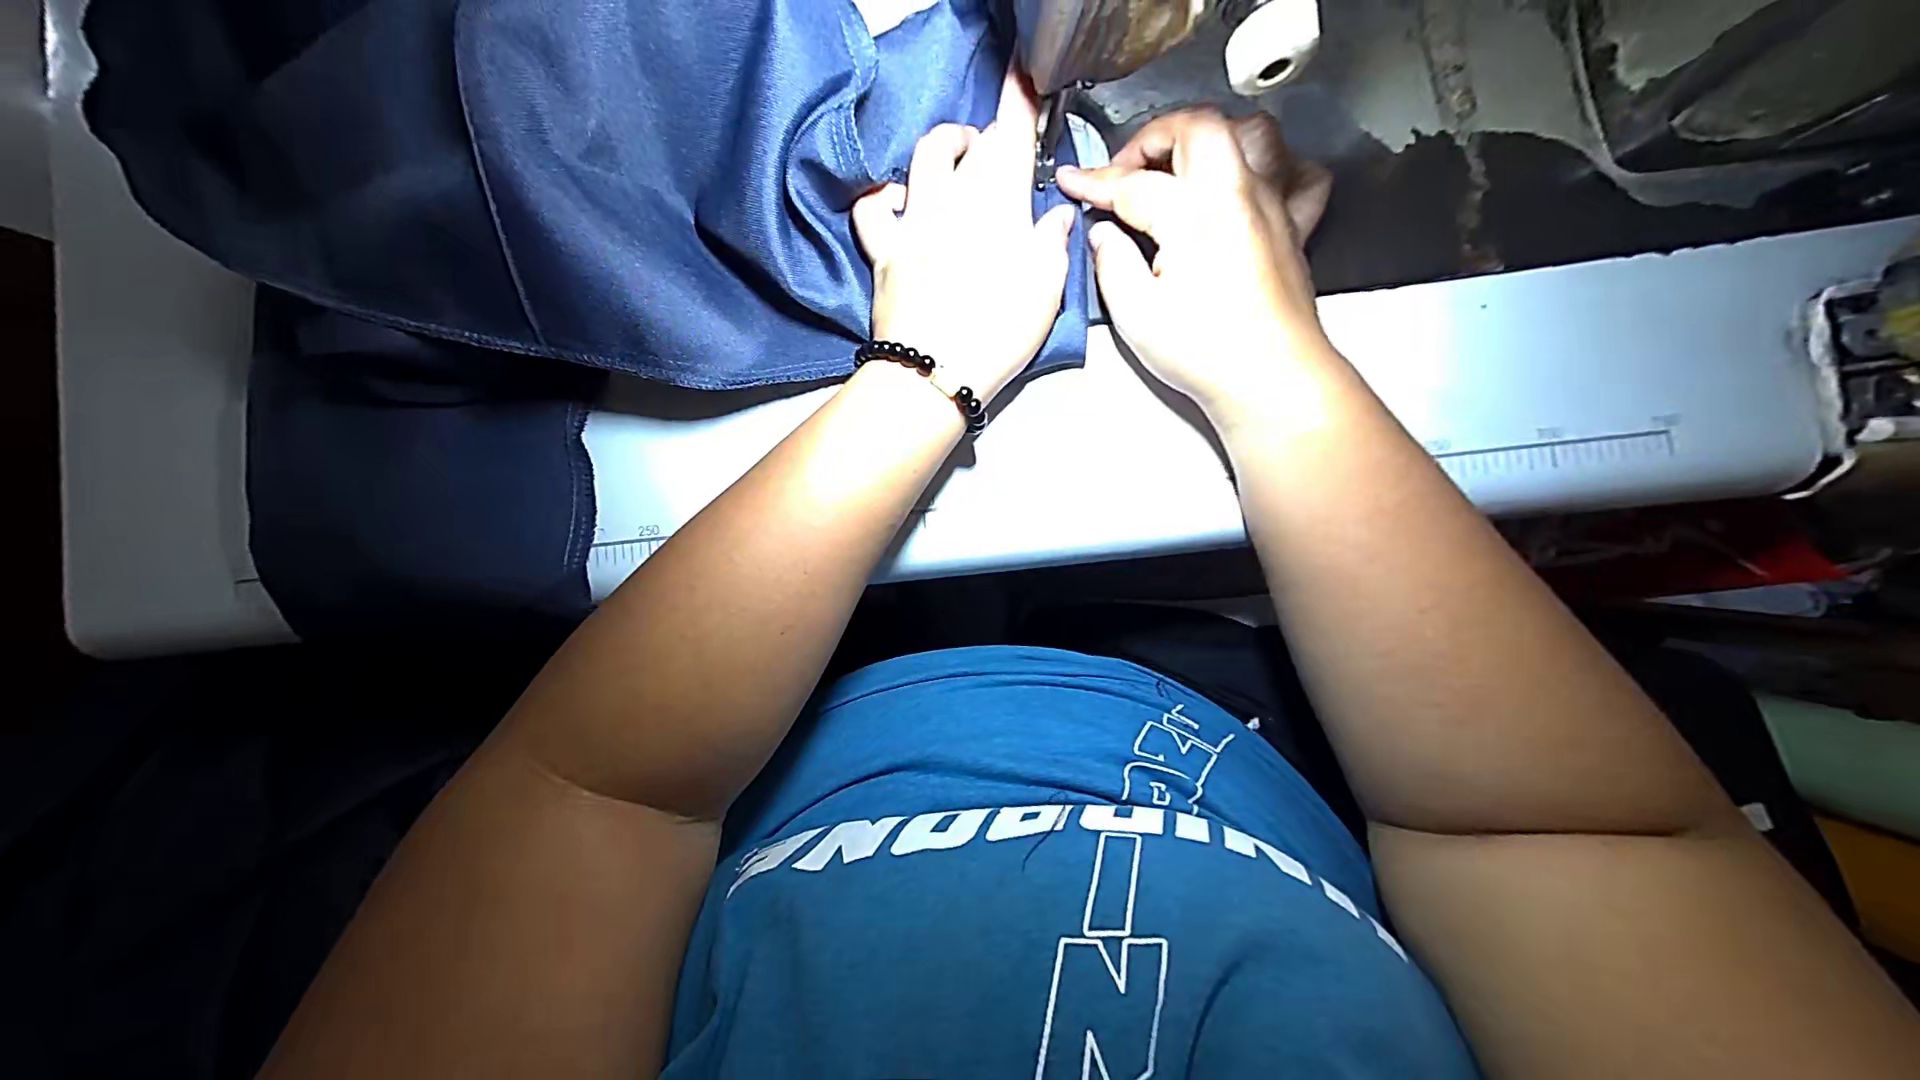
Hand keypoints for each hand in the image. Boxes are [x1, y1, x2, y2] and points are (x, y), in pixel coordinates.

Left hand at [852, 71, 1077, 403]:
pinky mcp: (883, 249)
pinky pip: (872, 206)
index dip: (1019, 103)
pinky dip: (883, 194)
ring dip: (942, 145)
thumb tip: (1057, 216)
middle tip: (998, 149)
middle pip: (971, 144)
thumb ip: (1052, 244)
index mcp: (1001, 205)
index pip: (1013, 136)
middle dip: (988, 134)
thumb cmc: (998, 335)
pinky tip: (897, 198)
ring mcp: (914, 222)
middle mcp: (954, 200)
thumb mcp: (1046, 291)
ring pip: (922, 157)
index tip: (1023, 82)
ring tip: (953, 155)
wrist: (935, 371)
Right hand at [1055, 109, 1334, 423]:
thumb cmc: (1208, 352)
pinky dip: (1270, 166)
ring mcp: (1271, 206)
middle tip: (1124, 171)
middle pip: (1196, 128)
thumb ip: (1111, 262)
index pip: (1133, 183)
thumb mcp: (1136, 313)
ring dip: (1207, 138)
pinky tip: (1246, 184)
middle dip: (1151, 138)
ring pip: (1250, 134)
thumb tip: (1102, 236)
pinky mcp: (1292, 228)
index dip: (1095, 182)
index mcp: (1195, 212)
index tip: (1073, 183)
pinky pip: (1295, 173)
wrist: (1270, 379)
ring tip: (1178, 165)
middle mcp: (1238, 193)